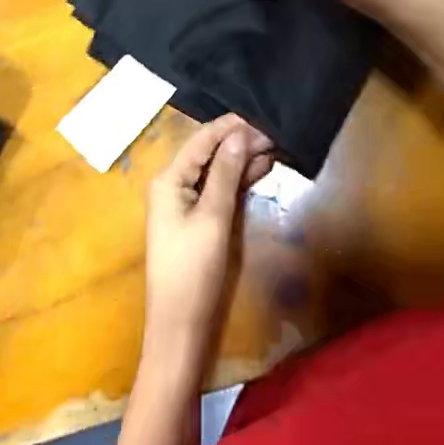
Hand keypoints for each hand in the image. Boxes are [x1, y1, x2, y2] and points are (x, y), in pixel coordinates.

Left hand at [144, 114, 274, 344]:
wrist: (180, 328)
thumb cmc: (193, 270)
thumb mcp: (213, 217)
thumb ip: (226, 173)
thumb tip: (240, 135)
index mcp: (169, 179)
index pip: (202, 139)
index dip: (230, 126)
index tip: (262, 117)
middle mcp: (173, 184)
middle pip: (209, 153)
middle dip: (239, 141)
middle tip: (274, 134)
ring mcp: (184, 203)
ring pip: (216, 170)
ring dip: (242, 159)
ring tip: (274, 146)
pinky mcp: (197, 220)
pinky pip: (218, 190)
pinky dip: (238, 180)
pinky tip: (261, 169)